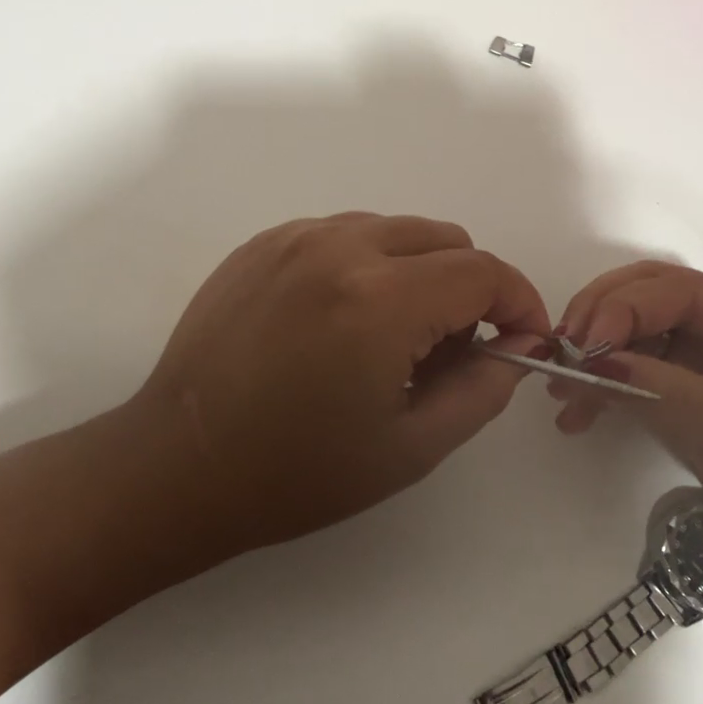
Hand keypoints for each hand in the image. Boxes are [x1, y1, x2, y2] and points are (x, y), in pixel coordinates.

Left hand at [130, 213, 550, 556]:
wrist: (179, 466)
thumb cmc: (298, 472)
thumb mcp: (412, 447)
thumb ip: (482, 388)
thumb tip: (514, 346)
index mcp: (381, 300)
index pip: (482, 273)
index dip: (519, 303)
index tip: (523, 339)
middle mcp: (338, 248)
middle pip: (442, 239)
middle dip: (467, 288)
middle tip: (448, 351)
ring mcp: (291, 240)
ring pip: (391, 231)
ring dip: (415, 274)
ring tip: (387, 340)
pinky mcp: (258, 247)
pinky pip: (338, 236)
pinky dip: (363, 267)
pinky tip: (336, 324)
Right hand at [551, 262, 702, 565]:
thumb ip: (662, 392)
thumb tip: (589, 364)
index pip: (682, 290)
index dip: (624, 308)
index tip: (581, 346)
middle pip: (654, 295)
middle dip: (602, 318)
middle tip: (560, 355)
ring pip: (641, 330)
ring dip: (597, 353)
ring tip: (561, 389)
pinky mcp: (700, 384)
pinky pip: (643, 368)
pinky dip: (609, 384)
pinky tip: (580, 413)